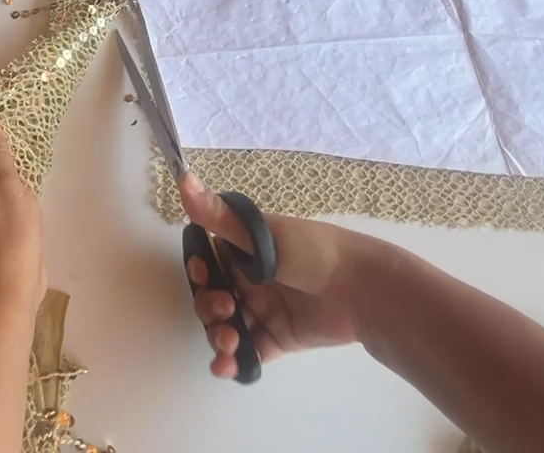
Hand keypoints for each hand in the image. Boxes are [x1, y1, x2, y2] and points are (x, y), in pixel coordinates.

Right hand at [180, 173, 383, 379]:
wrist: (361, 289)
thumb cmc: (312, 251)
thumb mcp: (263, 232)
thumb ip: (219, 215)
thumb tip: (182, 177)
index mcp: (246, 248)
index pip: (209, 260)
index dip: (199, 271)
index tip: (201, 275)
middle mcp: (252, 278)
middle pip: (213, 296)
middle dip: (209, 307)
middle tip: (225, 309)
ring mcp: (264, 309)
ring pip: (227, 326)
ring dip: (219, 335)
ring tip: (230, 341)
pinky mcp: (278, 338)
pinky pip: (249, 352)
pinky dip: (234, 361)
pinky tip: (226, 367)